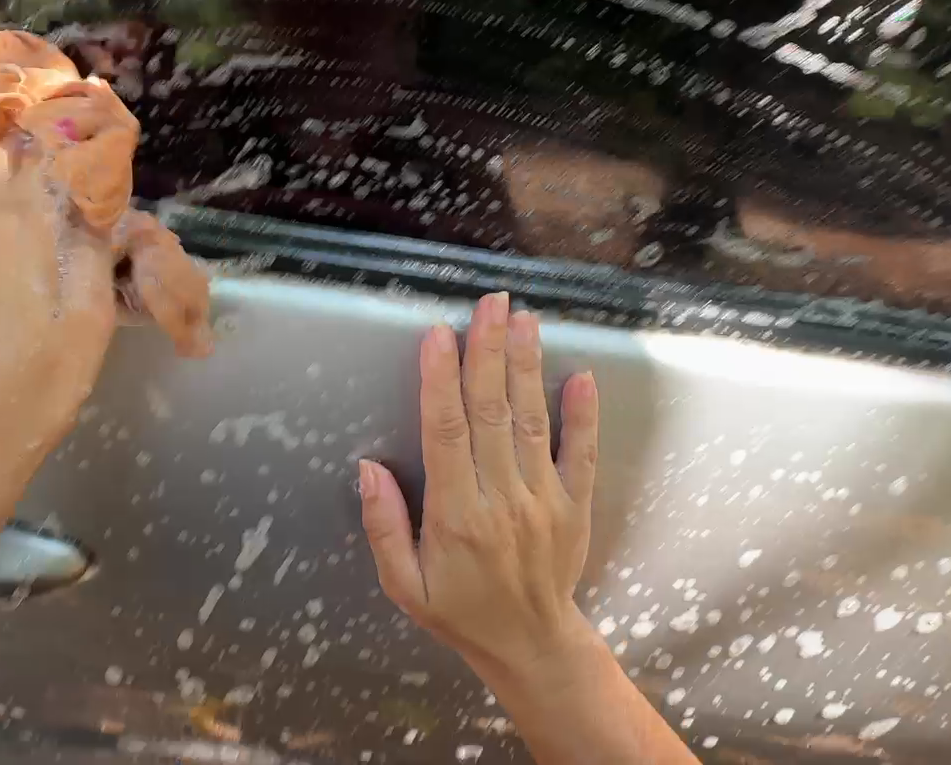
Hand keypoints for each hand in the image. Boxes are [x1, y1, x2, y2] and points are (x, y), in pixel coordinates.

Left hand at [0, 132, 118, 498]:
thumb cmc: (38, 377)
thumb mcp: (90, 310)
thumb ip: (94, 242)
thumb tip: (97, 198)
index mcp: (20, 214)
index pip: (49, 139)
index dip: (80, 120)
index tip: (104, 107)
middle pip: (11, 145)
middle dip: (48, 133)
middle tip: (85, 130)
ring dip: (19, 159)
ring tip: (54, 165)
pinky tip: (17, 207)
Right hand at [358, 292, 600, 682]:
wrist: (533, 647)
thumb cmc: (458, 610)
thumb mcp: (402, 583)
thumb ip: (383, 525)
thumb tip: (368, 467)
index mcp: (457, 515)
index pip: (446, 433)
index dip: (441, 380)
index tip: (438, 334)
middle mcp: (503, 498)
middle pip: (492, 412)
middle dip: (488, 352)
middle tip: (490, 304)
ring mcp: (545, 499)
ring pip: (531, 421)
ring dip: (527, 366)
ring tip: (524, 319)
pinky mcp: (574, 503)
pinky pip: (579, 452)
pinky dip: (582, 413)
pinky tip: (580, 376)